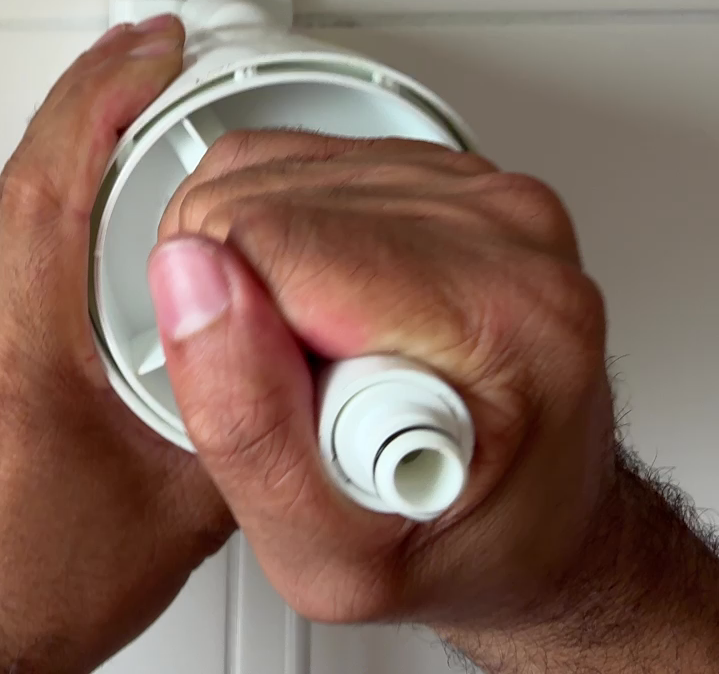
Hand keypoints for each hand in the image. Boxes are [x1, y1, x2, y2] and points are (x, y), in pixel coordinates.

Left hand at [0, 16, 233, 673]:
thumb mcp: (176, 509)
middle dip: (85, 98)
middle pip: (23, 174)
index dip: (99, 101)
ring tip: (114, 97)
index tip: (144, 52)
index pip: (49, 186)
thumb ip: (230, 415)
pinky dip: (41, 191)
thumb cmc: (31, 584)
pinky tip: (75, 187)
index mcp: (16, 349)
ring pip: (6, 202)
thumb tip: (274, 354)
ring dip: (62, 141)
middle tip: (138, 48)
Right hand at [146, 132, 613, 630]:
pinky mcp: (422, 166)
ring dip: (236, 264)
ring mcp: (461, 187)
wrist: (531, 514)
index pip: (258, 236)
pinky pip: (270, 160)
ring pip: (248, 173)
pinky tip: (293, 292)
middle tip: (294, 383)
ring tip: (299, 346)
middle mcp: (495, 229)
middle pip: (248, 199)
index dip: (225, 332)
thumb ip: (244, 424)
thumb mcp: (329, 558)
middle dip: (228, 297)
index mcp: (495, 317)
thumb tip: (187, 275)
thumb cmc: (452, 535)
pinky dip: (249, 225)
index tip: (291, 407)